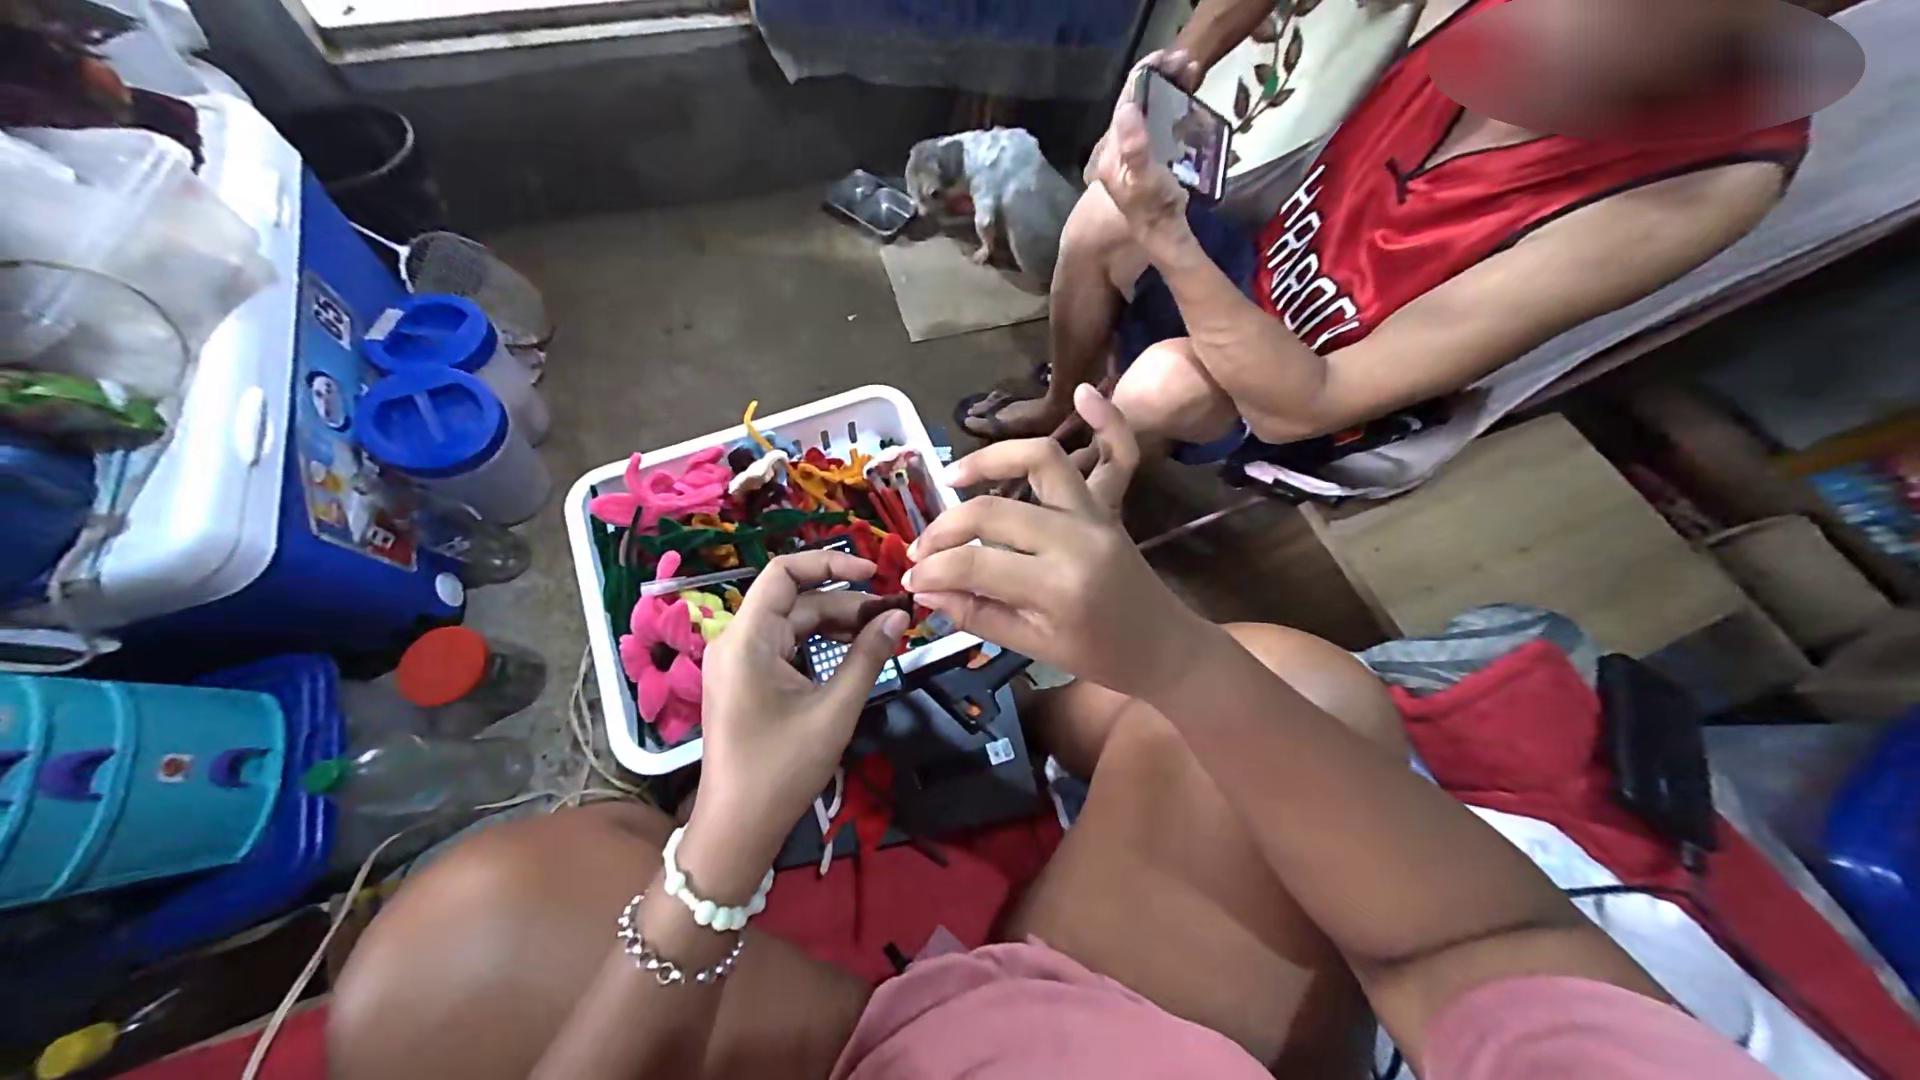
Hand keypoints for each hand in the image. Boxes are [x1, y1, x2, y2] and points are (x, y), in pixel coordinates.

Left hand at [693, 552, 909, 873]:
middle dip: (845, 603)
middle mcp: (737, 641)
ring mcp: (739, 661)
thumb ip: (868, 656)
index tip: (873, 572)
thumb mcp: (835, 709)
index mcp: (747, 640)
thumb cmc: (782, 770)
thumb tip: (898, 616)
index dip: (829, 562)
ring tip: (880, 632)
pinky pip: (787, 646)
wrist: (737, 828)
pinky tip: (853, 652)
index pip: (783, 573)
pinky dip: (820, 644)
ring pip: (794, 623)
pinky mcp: (747, 679)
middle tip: (892, 616)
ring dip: (836, 623)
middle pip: (795, 600)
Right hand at [905, 385, 1224, 701]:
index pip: (975, 563)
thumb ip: (975, 613)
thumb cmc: (1099, 656)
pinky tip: (1081, 394)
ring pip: (1041, 459)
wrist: (1163, 648)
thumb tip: (924, 590)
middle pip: (994, 511)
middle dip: (946, 528)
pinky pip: (1117, 454)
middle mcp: (1077, 538)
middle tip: (923, 550)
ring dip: (992, 459)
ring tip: (954, 477)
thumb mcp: (1031, 646)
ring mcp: (1097, 514)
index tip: (910, 580)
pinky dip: (1106, 421)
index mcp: (1057, 587)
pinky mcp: (1110, 505)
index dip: (933, 569)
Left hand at [1091, 54, 1199, 251]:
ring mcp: (1133, 156)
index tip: (1167, 57)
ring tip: (1189, 72)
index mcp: (1113, 153)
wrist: (1164, 237)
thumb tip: (1127, 108)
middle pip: (1135, 104)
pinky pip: (1156, 123)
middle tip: (1185, 63)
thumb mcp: (1143, 181)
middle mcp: (1118, 152)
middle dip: (1158, 79)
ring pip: (1146, 112)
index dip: (1143, 76)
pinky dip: (1171, 105)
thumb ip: (1134, 148)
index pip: (1124, 104)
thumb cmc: (1154, 211)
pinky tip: (1186, 97)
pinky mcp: (1147, 161)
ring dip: (1167, 89)